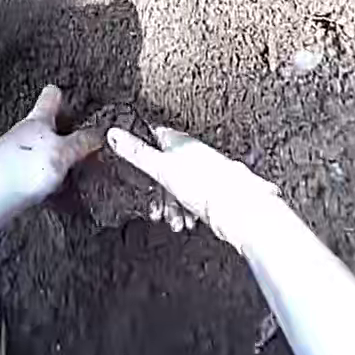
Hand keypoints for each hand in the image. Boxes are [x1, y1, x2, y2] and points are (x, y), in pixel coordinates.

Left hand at [0, 84, 103, 217]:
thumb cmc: (22, 170)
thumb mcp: (62, 154)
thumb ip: (81, 143)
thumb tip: (98, 133)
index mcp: (37, 121)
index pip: (50, 98)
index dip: (59, 95)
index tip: (66, 93)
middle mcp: (21, 132)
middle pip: (40, 123)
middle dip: (56, 128)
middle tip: (73, 134)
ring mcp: (9, 153)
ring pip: (32, 146)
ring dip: (45, 152)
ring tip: (63, 165)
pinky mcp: (2, 175)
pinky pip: (24, 168)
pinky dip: (35, 172)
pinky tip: (43, 186)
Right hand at [107, 125, 283, 250]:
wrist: (240, 210)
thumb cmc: (205, 185)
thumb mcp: (162, 168)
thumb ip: (136, 152)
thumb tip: (114, 133)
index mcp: (179, 141)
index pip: (152, 136)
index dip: (139, 150)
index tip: (132, 165)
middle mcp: (192, 153)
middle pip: (164, 165)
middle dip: (157, 189)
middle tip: (155, 207)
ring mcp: (204, 170)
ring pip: (178, 184)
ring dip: (172, 204)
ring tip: (173, 220)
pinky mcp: (213, 189)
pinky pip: (193, 197)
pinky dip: (185, 209)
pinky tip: (186, 221)